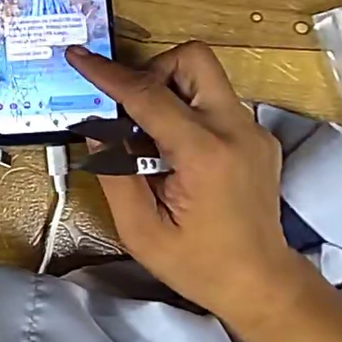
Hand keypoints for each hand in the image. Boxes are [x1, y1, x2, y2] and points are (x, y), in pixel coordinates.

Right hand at [65, 43, 299, 317]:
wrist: (263, 284)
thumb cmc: (200, 263)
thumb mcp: (140, 229)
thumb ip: (114, 174)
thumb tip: (95, 130)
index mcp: (205, 153)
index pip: (148, 95)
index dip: (106, 74)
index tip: (79, 57)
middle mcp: (236, 130)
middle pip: (192, 60)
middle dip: (151, 70)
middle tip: (128, 107)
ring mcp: (252, 131)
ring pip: (204, 74)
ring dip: (167, 88)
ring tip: (147, 133)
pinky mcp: (256, 136)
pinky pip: (213, 99)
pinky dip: (183, 107)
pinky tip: (170, 149)